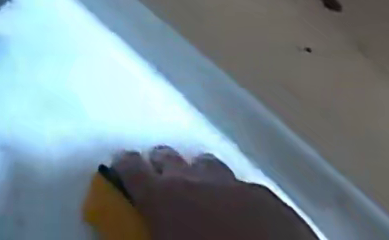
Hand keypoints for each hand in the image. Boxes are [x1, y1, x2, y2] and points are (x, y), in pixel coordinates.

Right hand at [113, 147, 317, 239]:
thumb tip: (131, 238)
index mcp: (163, 199)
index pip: (131, 167)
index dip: (122, 170)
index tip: (119, 177)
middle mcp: (194, 180)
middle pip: (168, 157)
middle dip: (161, 169)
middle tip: (160, 190)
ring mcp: (234, 185)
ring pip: (207, 166)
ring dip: (199, 179)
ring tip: (201, 204)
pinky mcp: (269, 199)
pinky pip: (242, 188)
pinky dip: (234, 198)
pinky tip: (241, 221)